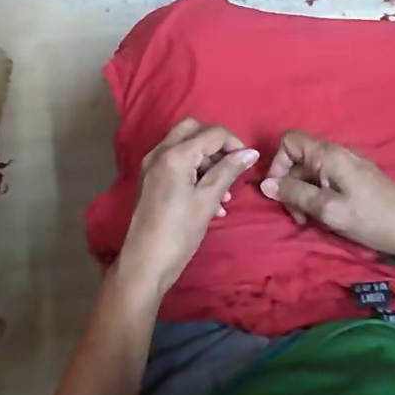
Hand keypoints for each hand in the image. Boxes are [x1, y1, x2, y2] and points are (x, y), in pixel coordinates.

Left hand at [118, 118, 258, 296]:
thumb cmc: (179, 232)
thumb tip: (250, 152)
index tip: (247, 162)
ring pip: (185, 147)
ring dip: (207, 161)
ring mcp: (152, 166)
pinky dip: (194, 172)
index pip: (212, 133)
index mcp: (175, 154)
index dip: (234, 143)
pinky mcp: (150, 181)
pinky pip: (176, 164)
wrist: (145, 264)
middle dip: (216, 145)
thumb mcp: (208, 199)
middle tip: (232, 167)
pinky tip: (211, 201)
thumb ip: (229, 170)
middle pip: (193, 130)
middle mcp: (160, 153)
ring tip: (224, 193)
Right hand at [258, 130, 394, 270]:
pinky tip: (325, 218)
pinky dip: (319, 197)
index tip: (278, 193)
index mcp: (329, 154)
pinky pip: (327, 181)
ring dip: (303, 195)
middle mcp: (338, 153)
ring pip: (312, 172)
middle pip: (299, 159)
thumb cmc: (372, 219)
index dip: (277, 164)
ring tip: (309, 222)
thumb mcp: (329, 210)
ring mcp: (350, 166)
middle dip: (290, 185)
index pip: (289, 141)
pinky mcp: (358, 180)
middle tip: (297, 217)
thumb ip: (296, 195)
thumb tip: (265, 185)